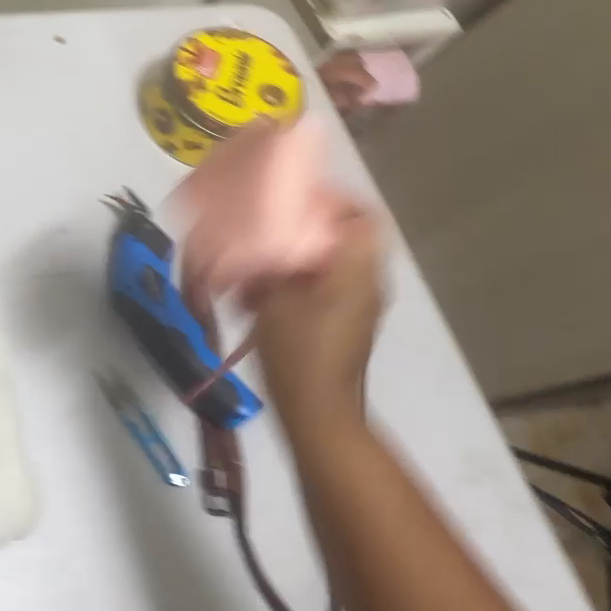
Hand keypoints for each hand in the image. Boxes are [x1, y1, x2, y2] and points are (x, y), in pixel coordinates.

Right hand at [248, 203, 385, 436]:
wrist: (316, 411)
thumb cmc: (297, 349)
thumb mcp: (275, 297)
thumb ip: (272, 260)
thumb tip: (262, 233)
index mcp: (356, 270)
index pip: (362, 217)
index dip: (331, 201)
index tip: (290, 200)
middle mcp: (364, 283)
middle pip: (338, 239)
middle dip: (295, 233)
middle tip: (258, 233)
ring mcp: (354, 305)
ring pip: (323, 265)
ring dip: (285, 262)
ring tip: (246, 273)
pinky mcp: (339, 324)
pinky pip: (316, 289)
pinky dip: (287, 286)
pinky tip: (252, 299)